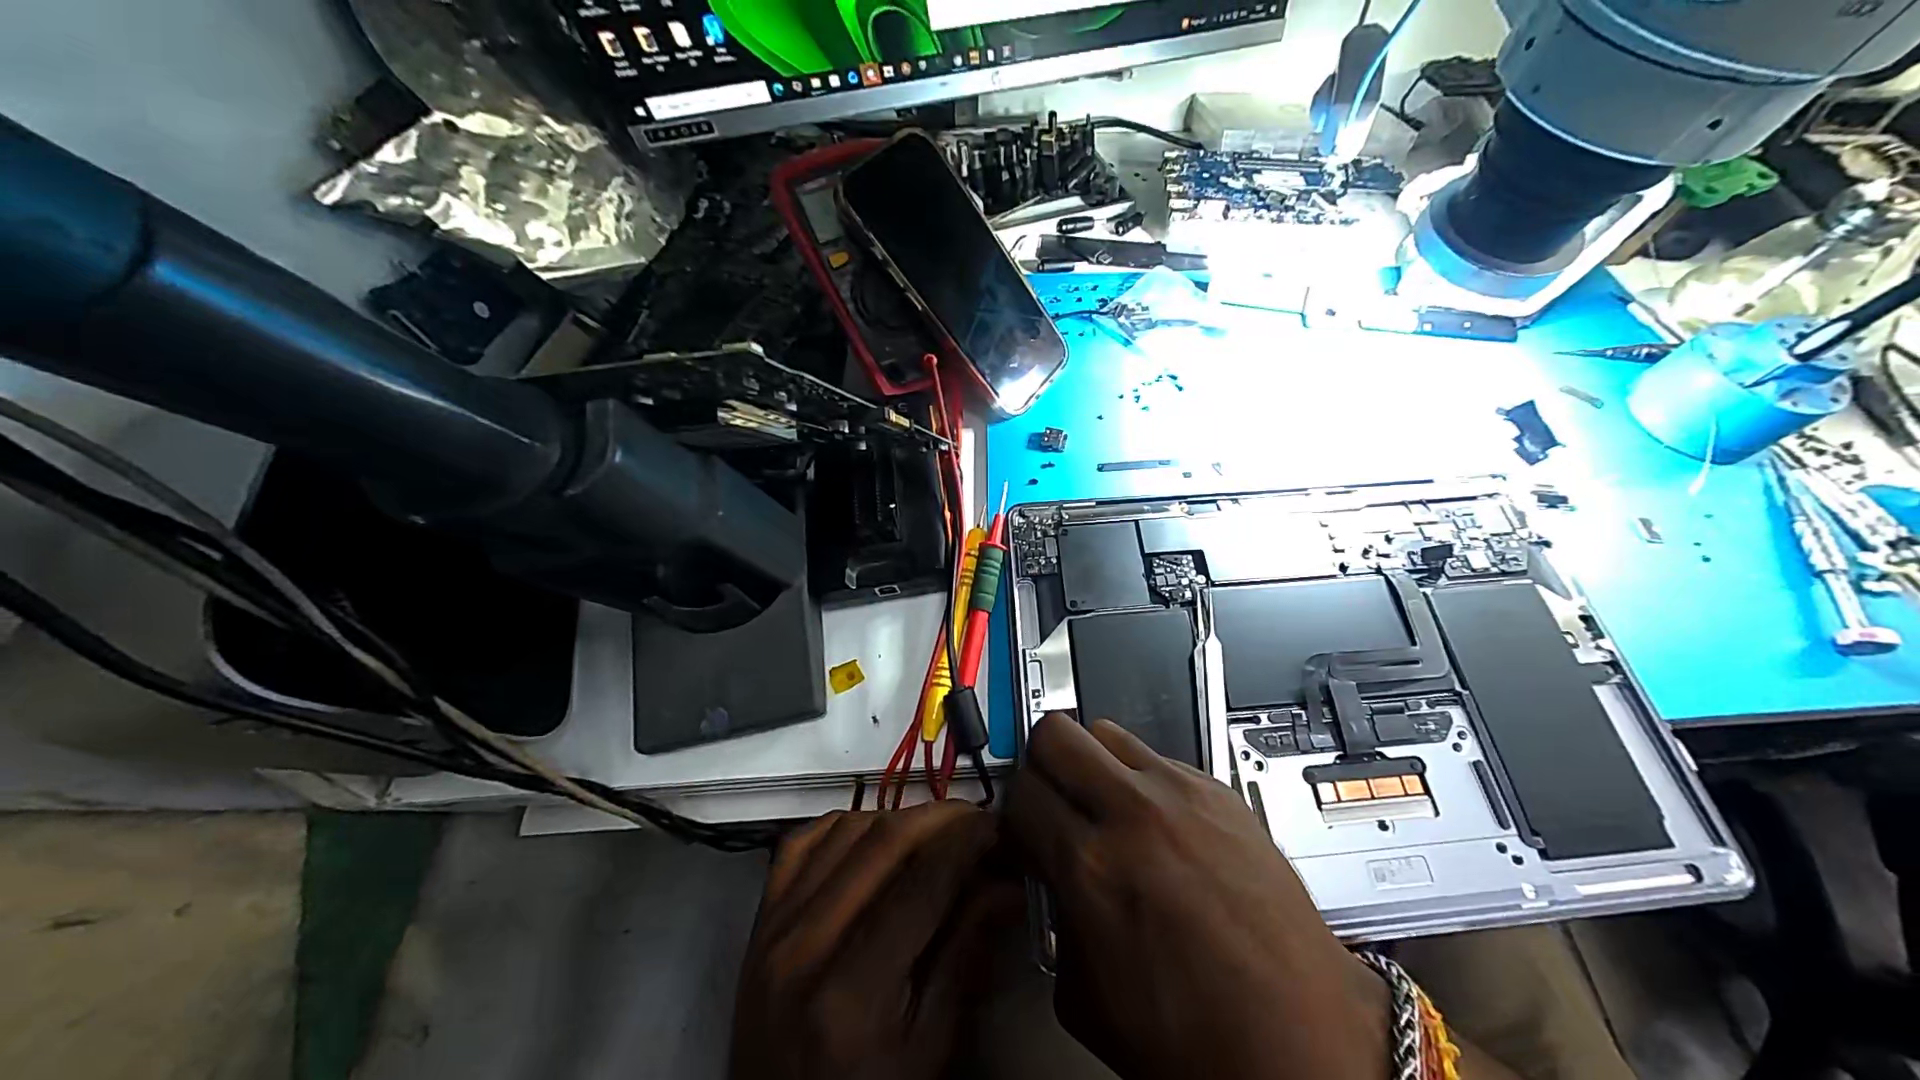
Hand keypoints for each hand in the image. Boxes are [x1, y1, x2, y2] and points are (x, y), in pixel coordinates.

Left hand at [730, 801, 1014, 1079]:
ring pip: (844, 830)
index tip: (998, 827)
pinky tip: (874, 832)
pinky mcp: (760, 921)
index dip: (967, 843)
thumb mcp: (929, 1047)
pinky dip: (844, 824)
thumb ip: (965, 958)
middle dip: (941, 819)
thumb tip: (1005, 886)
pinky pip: (802, 843)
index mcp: (853, 994)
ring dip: (898, 817)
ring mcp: (773, 929)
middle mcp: (804, 947)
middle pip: (883, 843)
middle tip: (976, 821)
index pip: (922, 883)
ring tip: (935, 831)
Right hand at [1005, 713, 1391, 1079]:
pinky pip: (1160, 760)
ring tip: (1102, 804)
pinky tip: (1156, 825)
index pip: (1022, 791)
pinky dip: (1143, 782)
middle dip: (1042, 762)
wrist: (1302, 1042)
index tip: (1025, 828)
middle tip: (1052, 796)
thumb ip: (1054, 913)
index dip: (1016, 813)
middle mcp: (1136, 816)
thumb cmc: (1203, 1038)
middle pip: (1056, 733)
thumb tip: (1048, 871)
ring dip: (1092, 761)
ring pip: (1107, 731)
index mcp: (1092, 866)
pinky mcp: (1223, 795)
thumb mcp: (1086, 995)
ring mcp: (1184, 797)